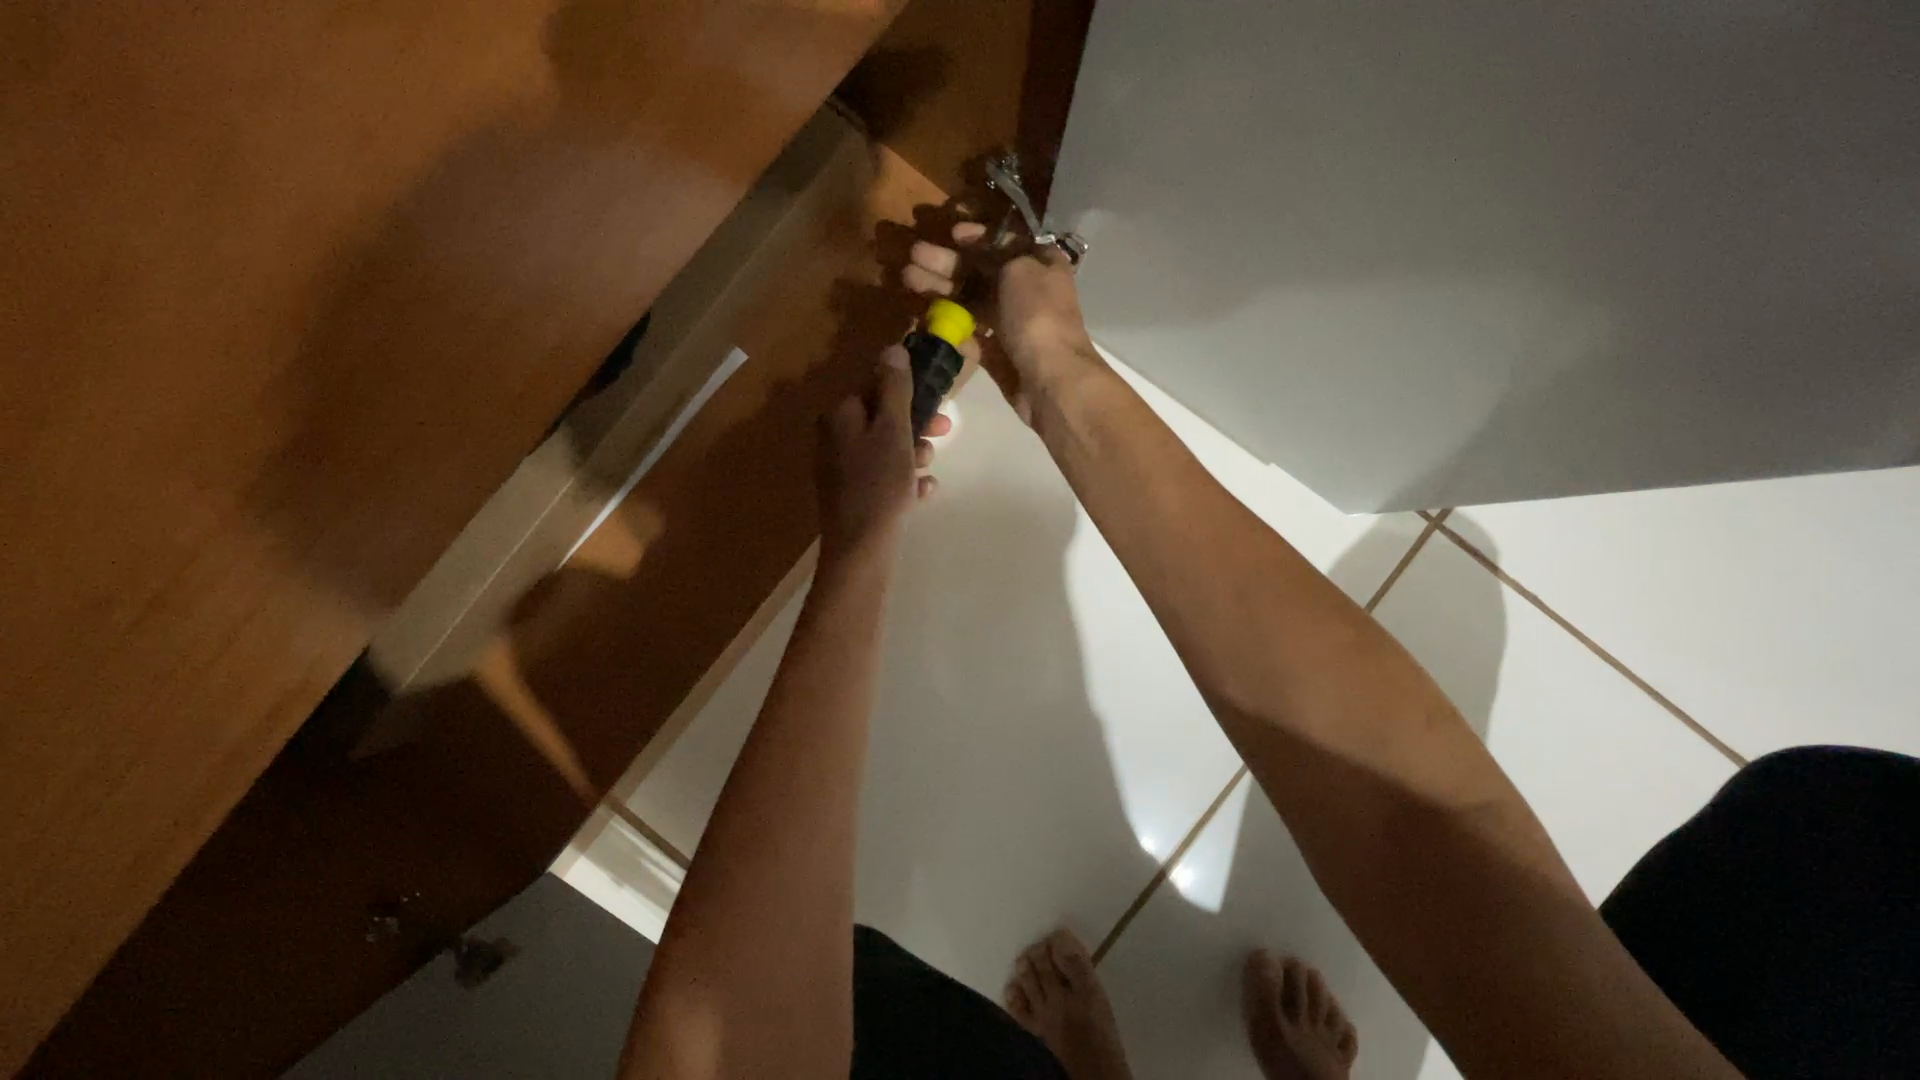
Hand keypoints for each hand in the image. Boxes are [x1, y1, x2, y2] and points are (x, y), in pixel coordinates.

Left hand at [816, 345, 949, 559]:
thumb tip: (892, 348)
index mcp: (839, 417)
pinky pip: (883, 477)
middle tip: (943, 431)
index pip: (874, 387)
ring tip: (929, 468)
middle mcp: (834, 439)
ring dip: (913, 453)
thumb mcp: (892, 430)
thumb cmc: (879, 484)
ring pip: (885, 448)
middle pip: (881, 418)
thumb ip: (894, 389)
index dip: (908, 391)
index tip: (937, 400)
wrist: (860, 548)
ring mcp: (841, 470)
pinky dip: (905, 480)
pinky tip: (924, 492)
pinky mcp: (852, 496)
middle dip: (915, 424)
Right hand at [903, 223, 1107, 426]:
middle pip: (981, 272)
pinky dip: (950, 327)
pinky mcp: (998, 353)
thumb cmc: (1037, 314)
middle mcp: (1027, 291)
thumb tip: (975, 243)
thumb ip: (993, 253)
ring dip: (941, 290)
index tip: (952, 234)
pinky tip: (925, 318)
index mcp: (1040, 264)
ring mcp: (1011, 323)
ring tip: (908, 279)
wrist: (1050, 378)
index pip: (1006, 242)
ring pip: (971, 302)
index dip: (978, 237)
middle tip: (914, 255)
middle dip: (947, 263)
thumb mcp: (1017, 268)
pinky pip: (970, 335)